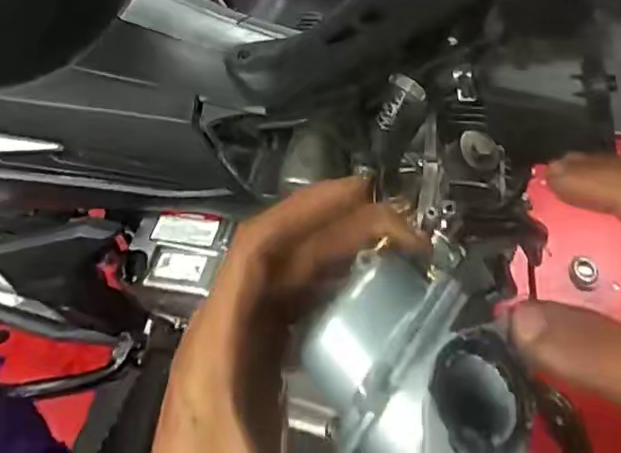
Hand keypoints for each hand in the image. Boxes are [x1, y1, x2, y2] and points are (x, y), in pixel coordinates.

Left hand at [154, 175, 424, 452]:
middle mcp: (223, 333)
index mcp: (215, 341)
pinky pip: (290, 310)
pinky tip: (357, 297)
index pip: (258, 247)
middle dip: (338, 226)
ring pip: (287, 280)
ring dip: (335, 254)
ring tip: (385, 246)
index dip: (308, 208)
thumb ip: (334, 428)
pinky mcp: (249, 373)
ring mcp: (235, 351)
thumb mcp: (258, 448)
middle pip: (281, 256)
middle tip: (393, 220)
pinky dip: (326, 290)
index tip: (356, 192)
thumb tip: (404, 411)